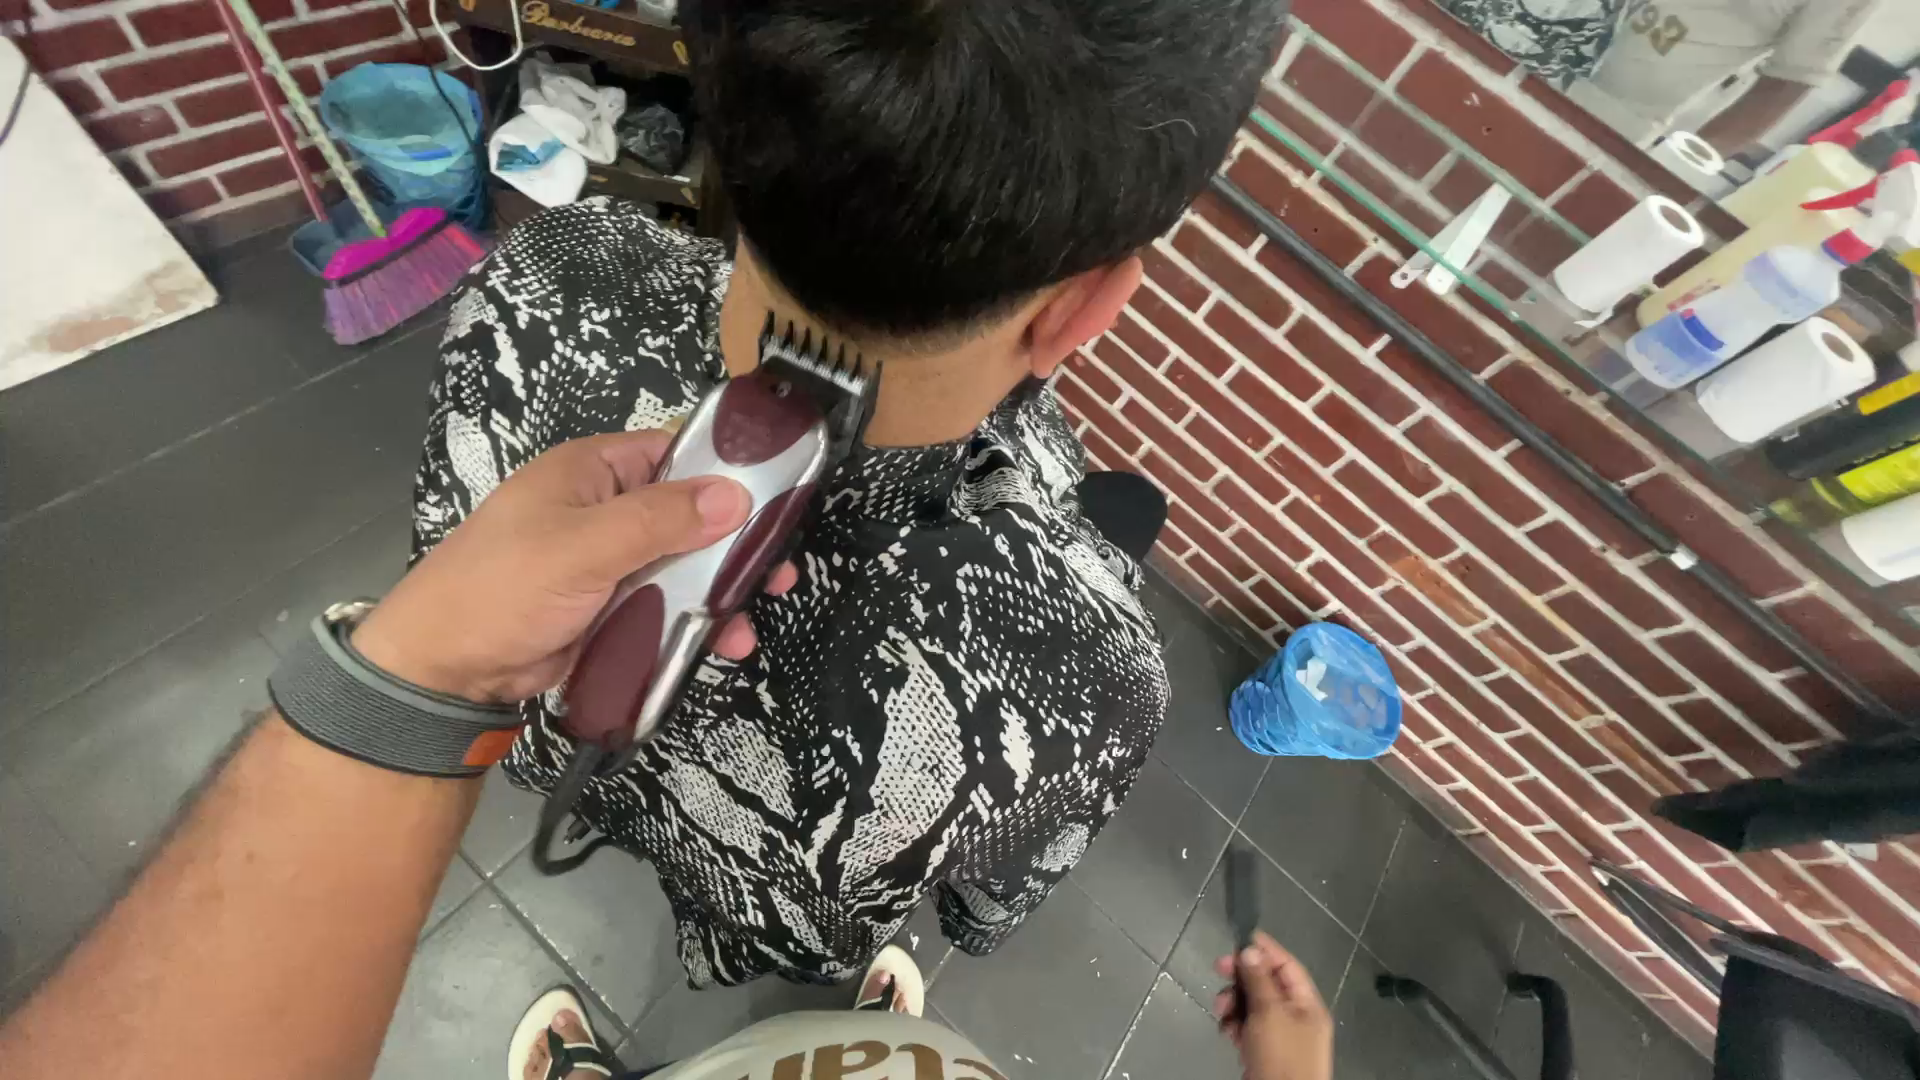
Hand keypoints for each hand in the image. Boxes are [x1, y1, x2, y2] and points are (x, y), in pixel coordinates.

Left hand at [351, 431, 797, 703]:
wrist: (446, 674)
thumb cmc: (504, 589)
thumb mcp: (583, 547)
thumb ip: (661, 519)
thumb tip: (737, 495)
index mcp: (594, 472)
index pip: (673, 451)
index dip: (725, 465)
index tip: (777, 492)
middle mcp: (610, 509)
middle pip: (692, 512)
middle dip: (738, 539)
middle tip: (780, 563)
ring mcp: (617, 560)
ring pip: (689, 562)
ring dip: (726, 585)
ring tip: (761, 607)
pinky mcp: (619, 604)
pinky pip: (673, 602)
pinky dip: (701, 618)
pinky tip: (728, 640)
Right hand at [1212, 932, 1333, 1079]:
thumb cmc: (1282, 1056)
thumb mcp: (1269, 1013)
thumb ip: (1259, 979)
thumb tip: (1250, 948)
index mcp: (1307, 1005)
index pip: (1286, 965)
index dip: (1264, 949)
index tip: (1238, 938)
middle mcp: (1296, 1017)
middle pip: (1265, 983)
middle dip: (1241, 977)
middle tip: (1219, 969)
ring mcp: (1280, 1035)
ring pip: (1252, 1003)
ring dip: (1233, 1003)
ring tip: (1222, 1012)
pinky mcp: (1264, 1050)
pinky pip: (1246, 1025)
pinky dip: (1234, 1024)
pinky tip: (1227, 1032)